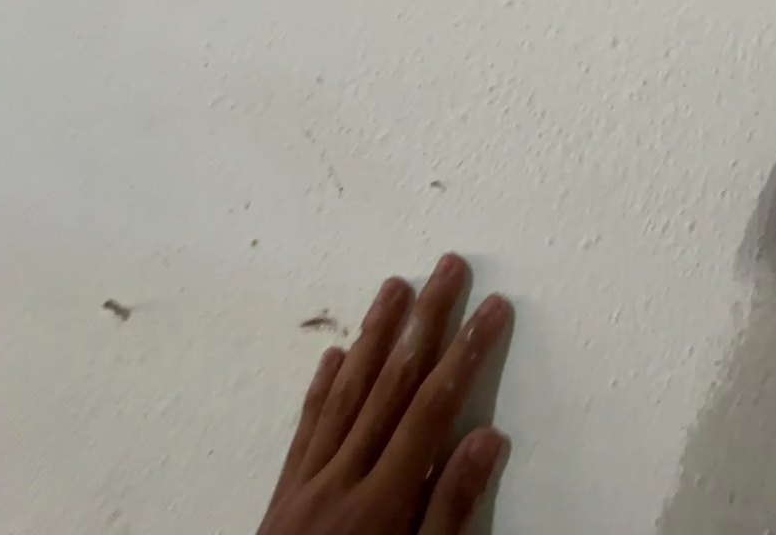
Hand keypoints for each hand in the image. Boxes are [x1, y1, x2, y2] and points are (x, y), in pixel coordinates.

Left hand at [257, 254, 511, 534]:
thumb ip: (451, 512)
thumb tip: (487, 435)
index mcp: (380, 502)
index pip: (434, 406)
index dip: (468, 349)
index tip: (495, 304)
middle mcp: (340, 479)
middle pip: (391, 383)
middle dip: (425, 319)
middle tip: (448, 265)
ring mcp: (304, 487)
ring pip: (346, 392)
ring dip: (374, 334)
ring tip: (394, 284)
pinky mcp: (280, 499)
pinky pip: (303, 431)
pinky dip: (321, 388)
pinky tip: (334, 353)